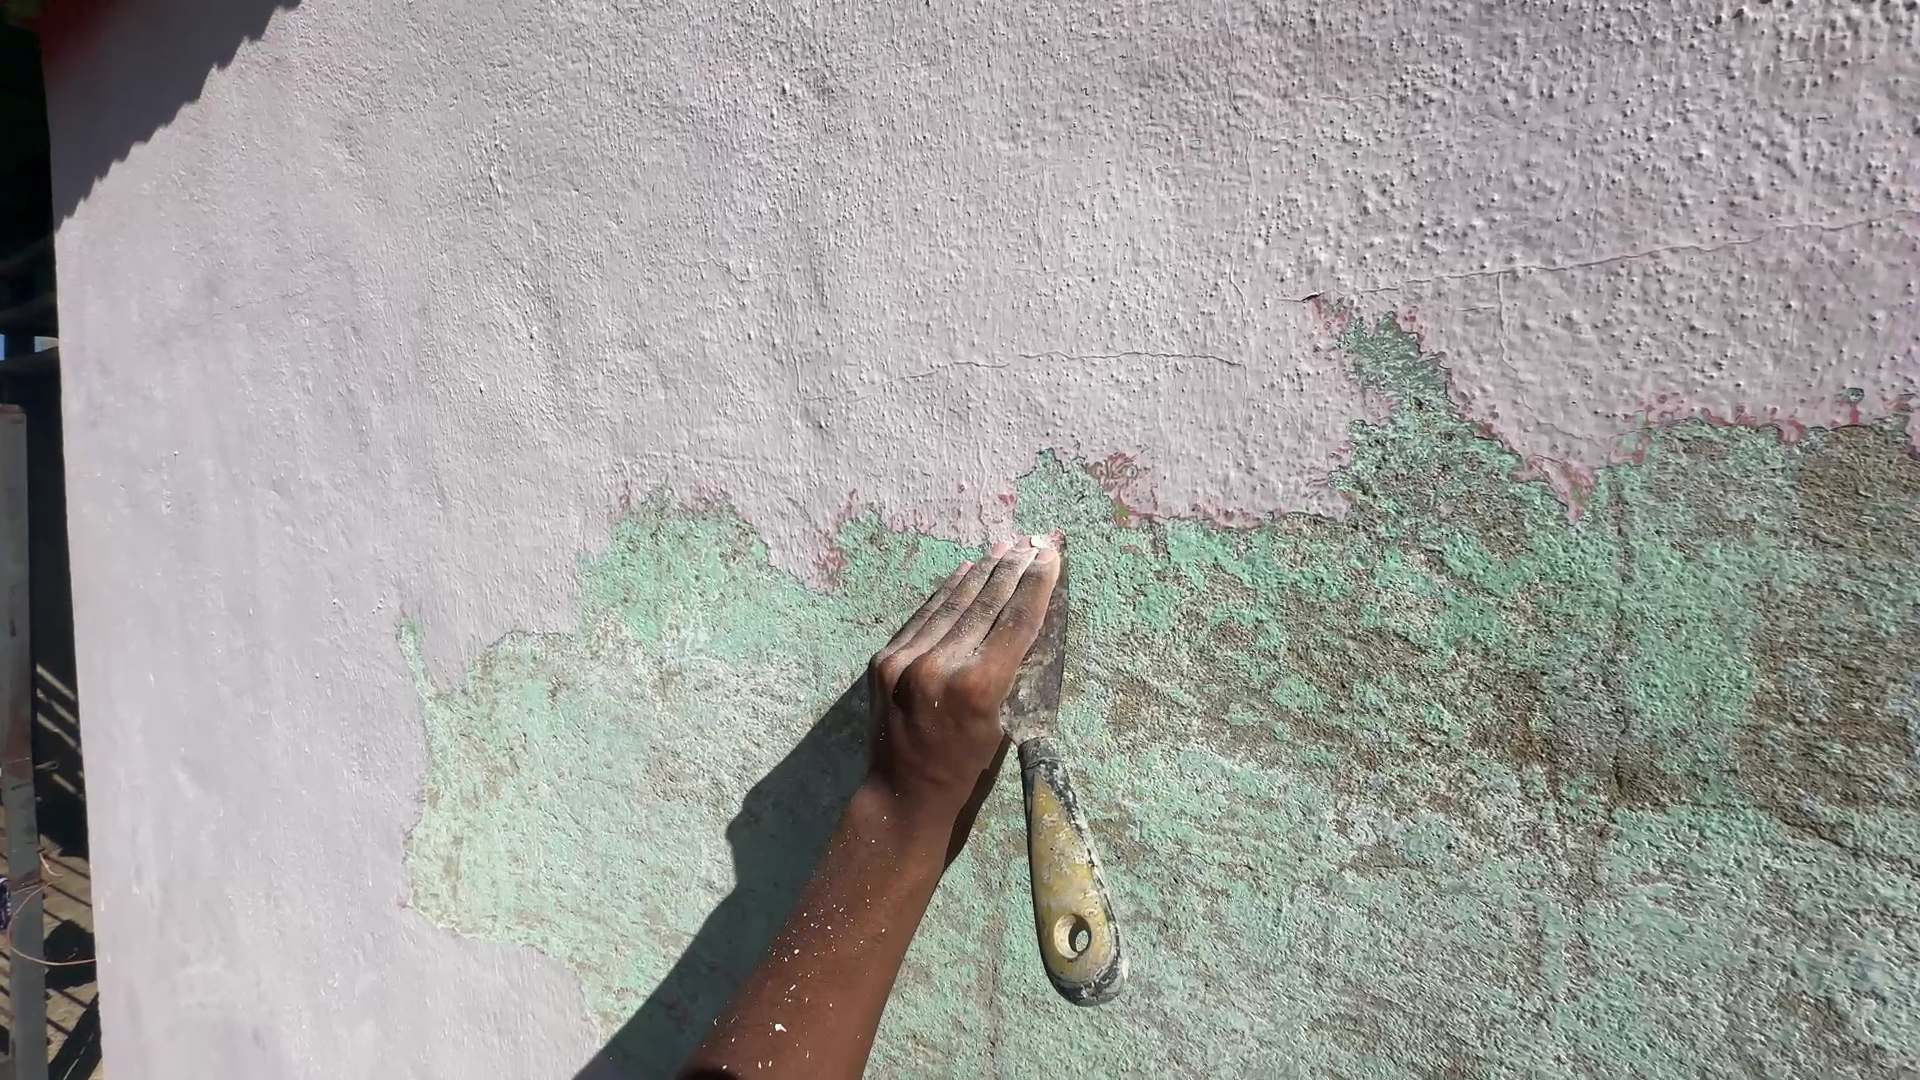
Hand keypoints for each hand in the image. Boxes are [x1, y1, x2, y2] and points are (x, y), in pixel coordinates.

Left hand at [865, 535, 1061, 848]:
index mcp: (978, 688)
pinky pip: (923, 616)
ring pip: (953, 604)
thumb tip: (1021, 616)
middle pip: (985, 604)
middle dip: (1013, 568)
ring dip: (982, 572)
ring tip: (1004, 547)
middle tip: (1032, 540)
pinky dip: (947, 592)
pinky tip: (965, 570)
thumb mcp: (1004, 723)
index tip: (1050, 553)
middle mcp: (938, 666)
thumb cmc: (967, 769)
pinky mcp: (883, 659)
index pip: (1016, 621)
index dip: (1037, 583)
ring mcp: (905, 660)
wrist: (902, 796)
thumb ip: (1009, 670)